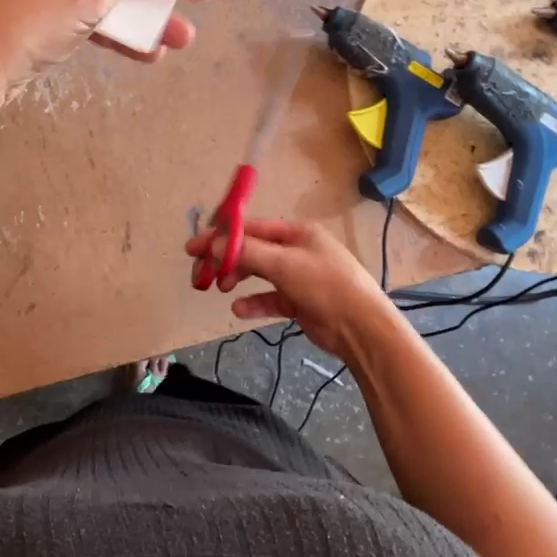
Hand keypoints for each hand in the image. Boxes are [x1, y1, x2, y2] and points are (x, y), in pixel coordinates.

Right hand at [184, 219, 405, 358]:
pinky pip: (270, 298)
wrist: (362, 328)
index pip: (252, 228)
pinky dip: (254, 302)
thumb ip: (246, 252)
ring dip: (237, 279)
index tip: (195, 247)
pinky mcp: (299, 302)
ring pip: (259, 273)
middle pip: (253, 250)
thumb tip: (211, 244)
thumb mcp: (284, 264)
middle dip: (226, 260)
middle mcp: (297, 251)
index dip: (222, 236)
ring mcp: (299, 277)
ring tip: (220, 289)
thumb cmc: (325, 285)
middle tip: (201, 273)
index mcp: (297, 233)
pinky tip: (239, 309)